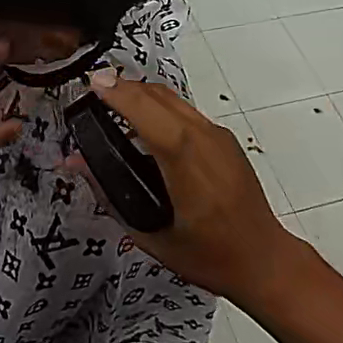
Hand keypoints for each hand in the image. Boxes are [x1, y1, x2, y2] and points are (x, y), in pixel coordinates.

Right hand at [85, 69, 307, 298]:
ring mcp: (219, 137)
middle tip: (97, 91)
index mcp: (187, 163)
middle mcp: (206, 140)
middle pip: (160, 96)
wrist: (263, 259)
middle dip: (125, 87)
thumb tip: (78, 163)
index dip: (119, 93)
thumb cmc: (213, 255)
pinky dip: (163, 109)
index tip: (93, 83)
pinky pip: (188, 113)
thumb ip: (110, 195)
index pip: (148, 111)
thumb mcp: (150, 234)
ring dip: (144, 96)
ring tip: (116, 105)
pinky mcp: (226, 141)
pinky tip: (148, 128)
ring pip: (175, 101)